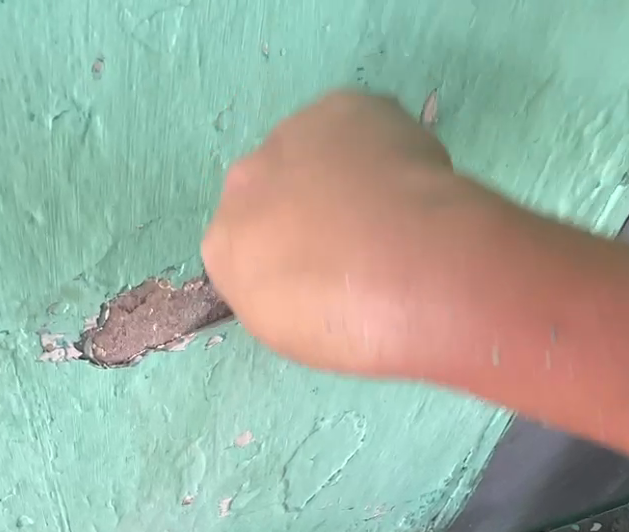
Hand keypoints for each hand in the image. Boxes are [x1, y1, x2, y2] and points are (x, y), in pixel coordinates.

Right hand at [202, 91, 492, 376]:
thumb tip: (298, 267)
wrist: (406, 274)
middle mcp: (242, 184)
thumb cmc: (346, 326)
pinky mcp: (342, 106)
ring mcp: (289, 137)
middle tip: (350, 240)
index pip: (242, 244)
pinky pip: (356, 126)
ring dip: (337, 172)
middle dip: (302, 208)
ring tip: (382, 210)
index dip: (282, 257)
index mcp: (222, 246)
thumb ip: (276, 287)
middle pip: (269, 191)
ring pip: (310, 153)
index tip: (316, 273)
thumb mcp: (288, 328)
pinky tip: (402, 179)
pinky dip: (377, 146)